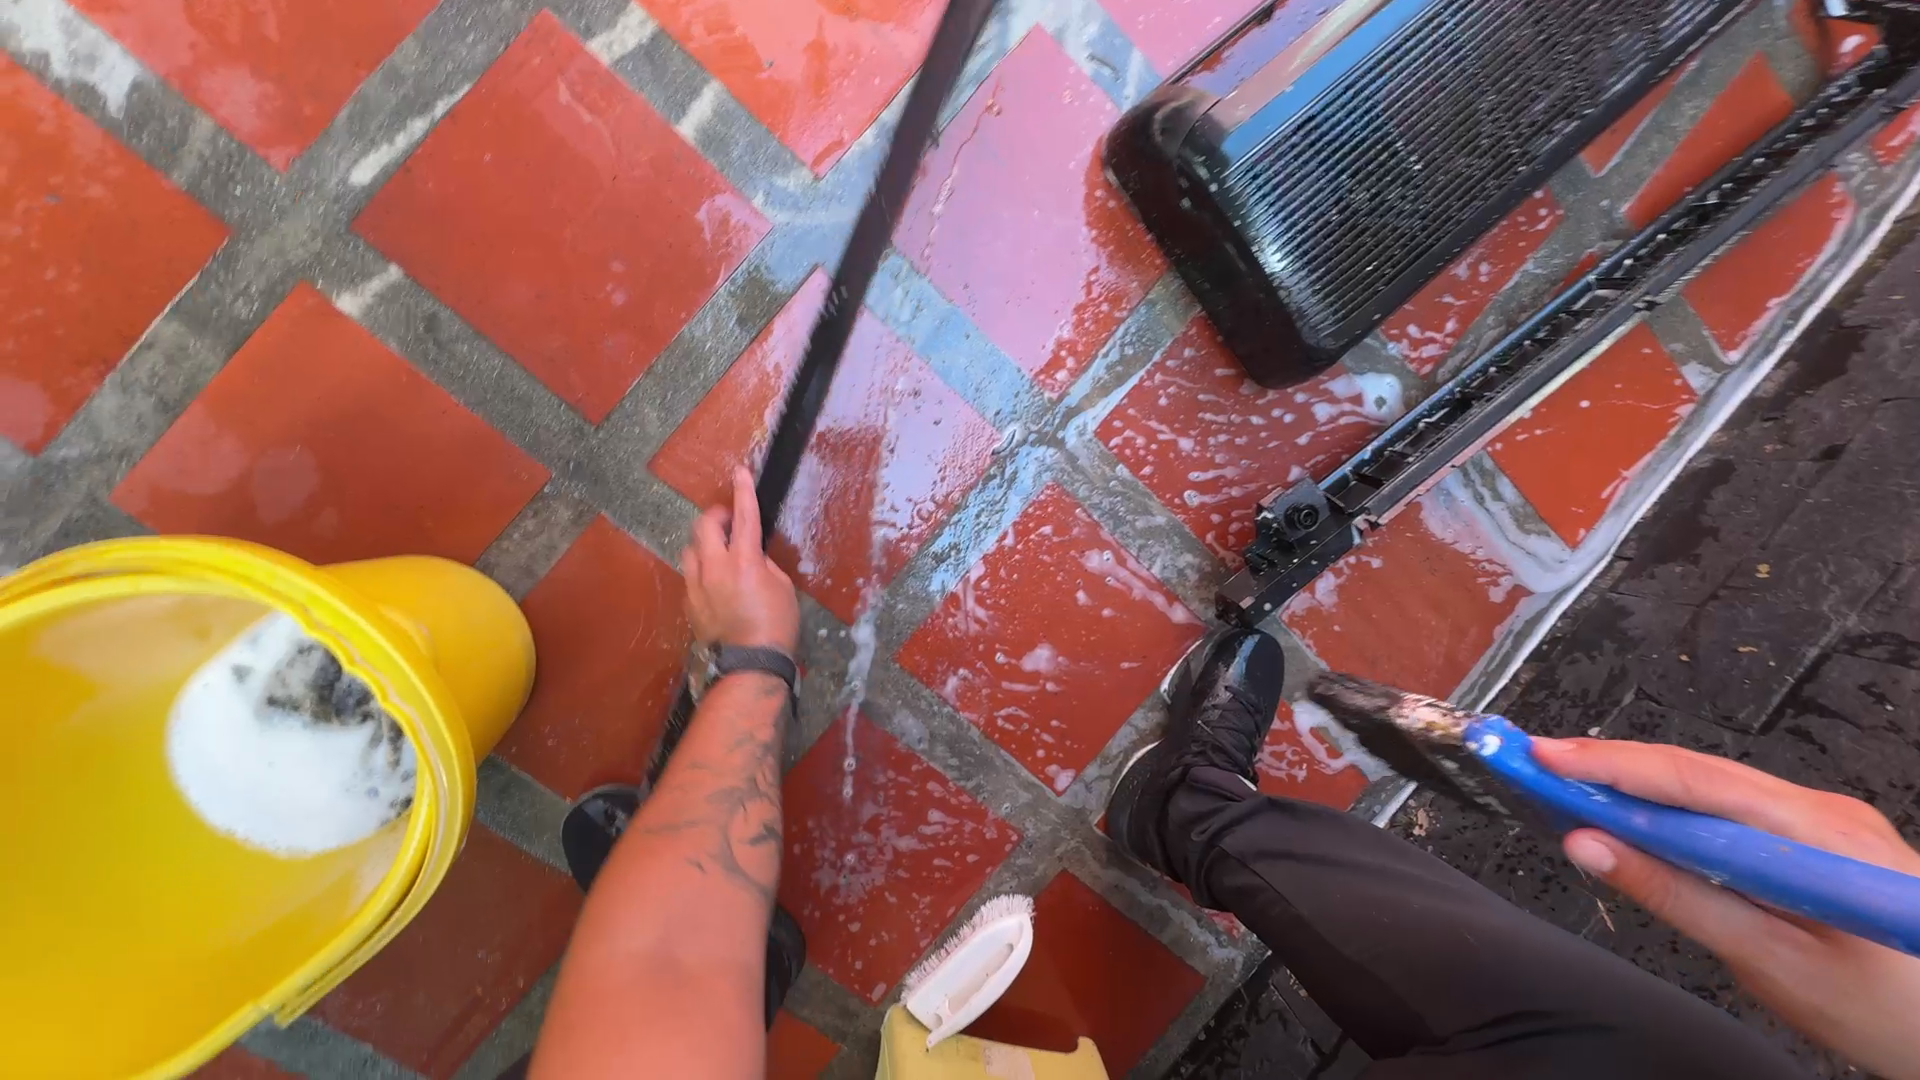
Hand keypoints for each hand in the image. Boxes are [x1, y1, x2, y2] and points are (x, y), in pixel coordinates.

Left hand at [681, 466, 799, 653]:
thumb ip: (763, 565)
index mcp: (744, 561)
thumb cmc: (777, 624)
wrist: (750, 663)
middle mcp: (715, 567)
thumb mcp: (782, 588)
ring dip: (706, 543)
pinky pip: (691, 574)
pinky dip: (703, 569)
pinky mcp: (689, 602)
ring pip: (691, 549)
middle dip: (717, 517)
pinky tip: (716, 583)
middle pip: (704, 525)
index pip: (744, 516)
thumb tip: (752, 557)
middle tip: (731, 522)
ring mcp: (697, 585)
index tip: (739, 471)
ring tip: (720, 552)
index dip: (743, 491)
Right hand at [1535, 737, 1919, 1078]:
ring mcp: (1817, 817)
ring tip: (1561, 779)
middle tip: (1532, 759)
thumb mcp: (1774, 964)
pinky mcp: (1808, 831)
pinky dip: (1660, 799)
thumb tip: (1584, 845)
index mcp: (1819, 836)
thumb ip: (1677, 896)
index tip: (1541, 756)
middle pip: (1693, 770)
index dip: (1610, 764)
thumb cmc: (1891, 1015)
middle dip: (1605, 762)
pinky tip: (1624, 807)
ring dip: (1629, 779)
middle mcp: (1818, 809)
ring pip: (1702, 781)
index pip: (1694, 781)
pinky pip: (1718, 801)